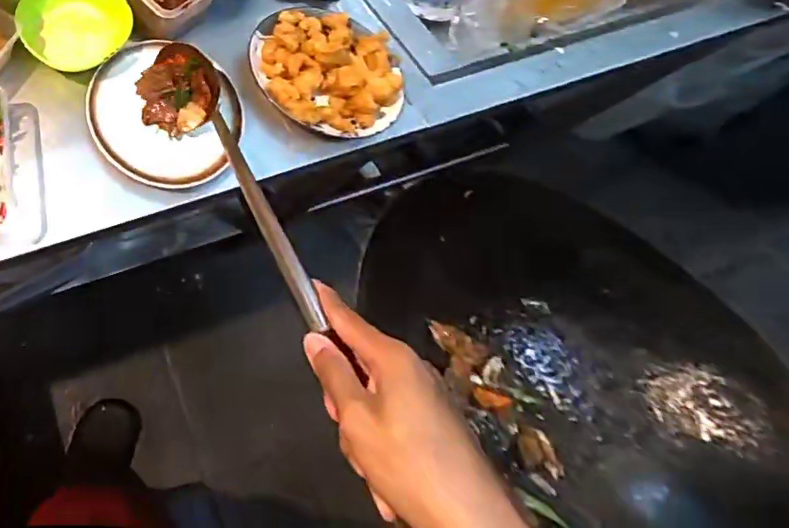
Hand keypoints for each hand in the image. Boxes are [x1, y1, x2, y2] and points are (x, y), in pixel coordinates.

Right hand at [303, 282, 525, 527]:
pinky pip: (394, 426)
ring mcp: (427, 397)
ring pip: (373, 403)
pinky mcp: (437, 425)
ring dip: (364, 437)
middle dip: (344, 401)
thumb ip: (333, 376)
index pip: (349, 321)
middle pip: (358, 368)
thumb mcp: (357, 420)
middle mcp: (412, 369)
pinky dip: (385, 453)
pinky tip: (390, 488)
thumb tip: (316, 340)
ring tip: (375, 472)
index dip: (327, 304)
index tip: (314, 284)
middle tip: (346, 429)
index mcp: (392, 359)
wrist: (474, 520)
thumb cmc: (409, 464)